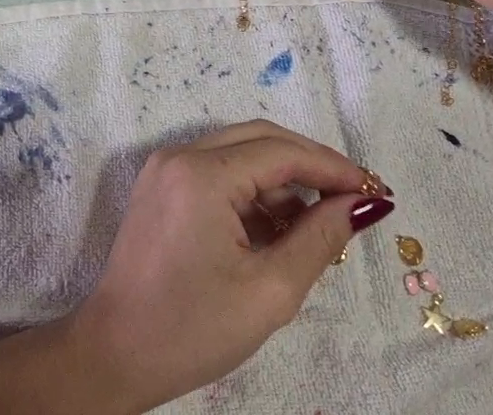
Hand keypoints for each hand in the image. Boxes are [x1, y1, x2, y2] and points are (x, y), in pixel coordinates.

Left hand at [63, 121, 393, 412]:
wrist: (115, 352)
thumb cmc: (192, 327)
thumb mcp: (270, 290)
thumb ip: (320, 240)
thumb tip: (360, 205)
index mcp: (202, 173)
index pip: (281, 152)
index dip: (333, 167)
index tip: (378, 191)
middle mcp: (179, 156)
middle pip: (259, 140)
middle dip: (310, 166)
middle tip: (356, 199)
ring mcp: (165, 170)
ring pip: (238, 156)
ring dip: (282, 183)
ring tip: (321, 227)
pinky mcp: (160, 190)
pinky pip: (217, 174)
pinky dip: (252, 195)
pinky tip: (280, 231)